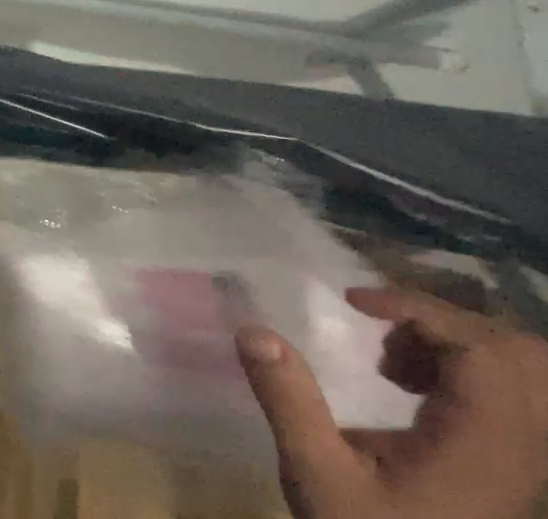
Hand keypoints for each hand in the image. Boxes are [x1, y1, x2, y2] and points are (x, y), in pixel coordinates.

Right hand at [237, 288, 547, 518]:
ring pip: (520, 372)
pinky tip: (405, 385)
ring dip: (453, 345)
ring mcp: (520, 455)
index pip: (482, 349)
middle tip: (375, 328)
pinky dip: (460, 370)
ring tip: (387, 358)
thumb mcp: (315, 472)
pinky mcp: (506, 463)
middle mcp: (518, 443)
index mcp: (481, 441)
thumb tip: (253, 330)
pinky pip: (509, 394)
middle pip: (517, 354)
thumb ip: (289, 401)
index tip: (352, 302)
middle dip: (442, 323)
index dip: (420, 309)